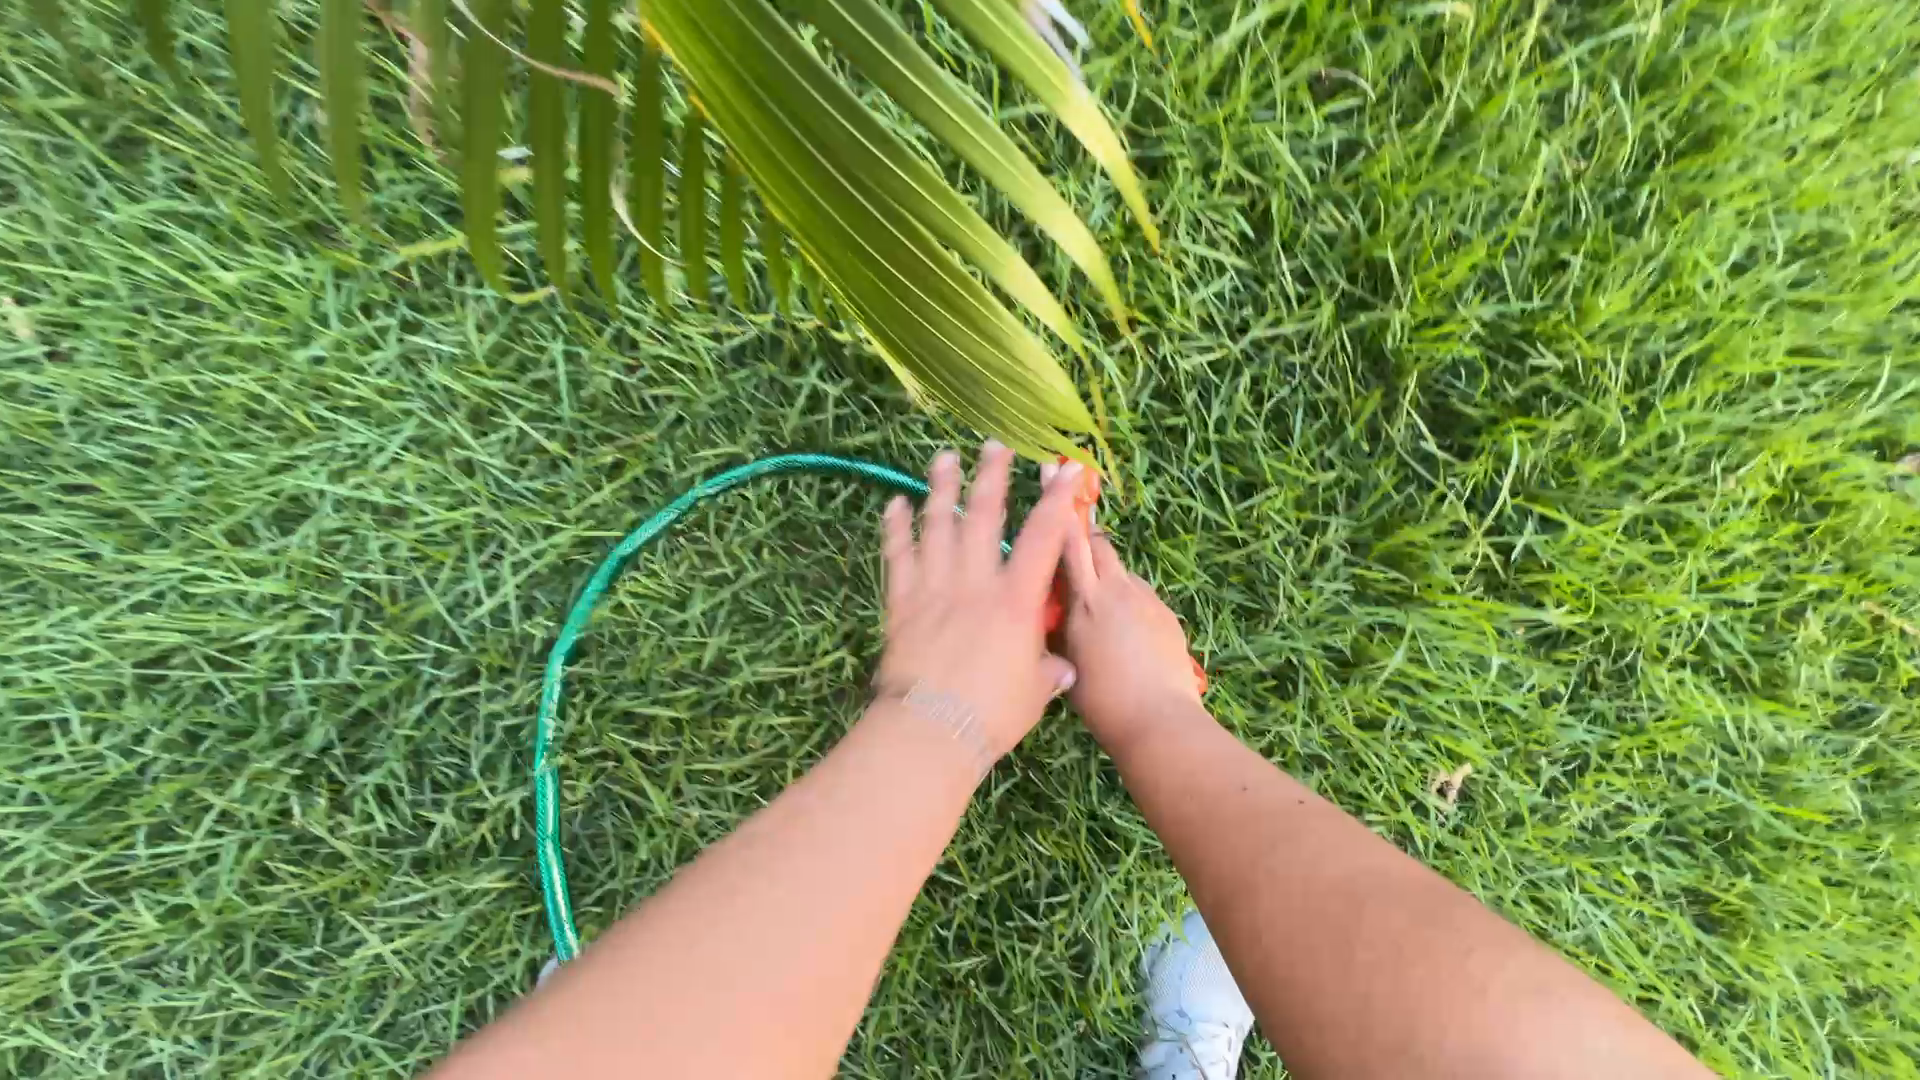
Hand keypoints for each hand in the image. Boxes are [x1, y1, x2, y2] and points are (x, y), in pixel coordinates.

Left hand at [872, 442, 1085, 762]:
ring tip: (943, 457)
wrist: (931, 729)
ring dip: (941, 488)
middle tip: (994, 445)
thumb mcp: (1034, 693)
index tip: (1066, 469)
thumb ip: (1048, 672)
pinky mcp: (901, 603)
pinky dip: (895, 528)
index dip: (1058, 500)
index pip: (1043, 538)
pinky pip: (897, 556)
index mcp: (1014, 601)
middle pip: (984, 516)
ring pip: (937, 526)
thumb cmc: (992, 714)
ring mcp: (934, 589)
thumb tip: (1061, 668)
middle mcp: (974, 583)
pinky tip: (894, 503)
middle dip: (991, 476)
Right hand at [1058, 529, 1204, 748]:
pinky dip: (1129, 600)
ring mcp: (1146, 599)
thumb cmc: (1100, 700)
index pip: (1071, 544)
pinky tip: (1128, 630)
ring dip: (1108, 576)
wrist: (1158, 719)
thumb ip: (1058, 626)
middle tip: (1074, 550)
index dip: (1063, 516)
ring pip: (1122, 571)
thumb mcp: (1065, 660)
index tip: (1056, 492)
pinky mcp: (1167, 613)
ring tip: (1103, 608)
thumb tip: (1052, 609)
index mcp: (1084, 601)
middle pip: (1100, 544)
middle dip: (1086, 540)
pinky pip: (1141, 594)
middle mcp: (1116, 590)